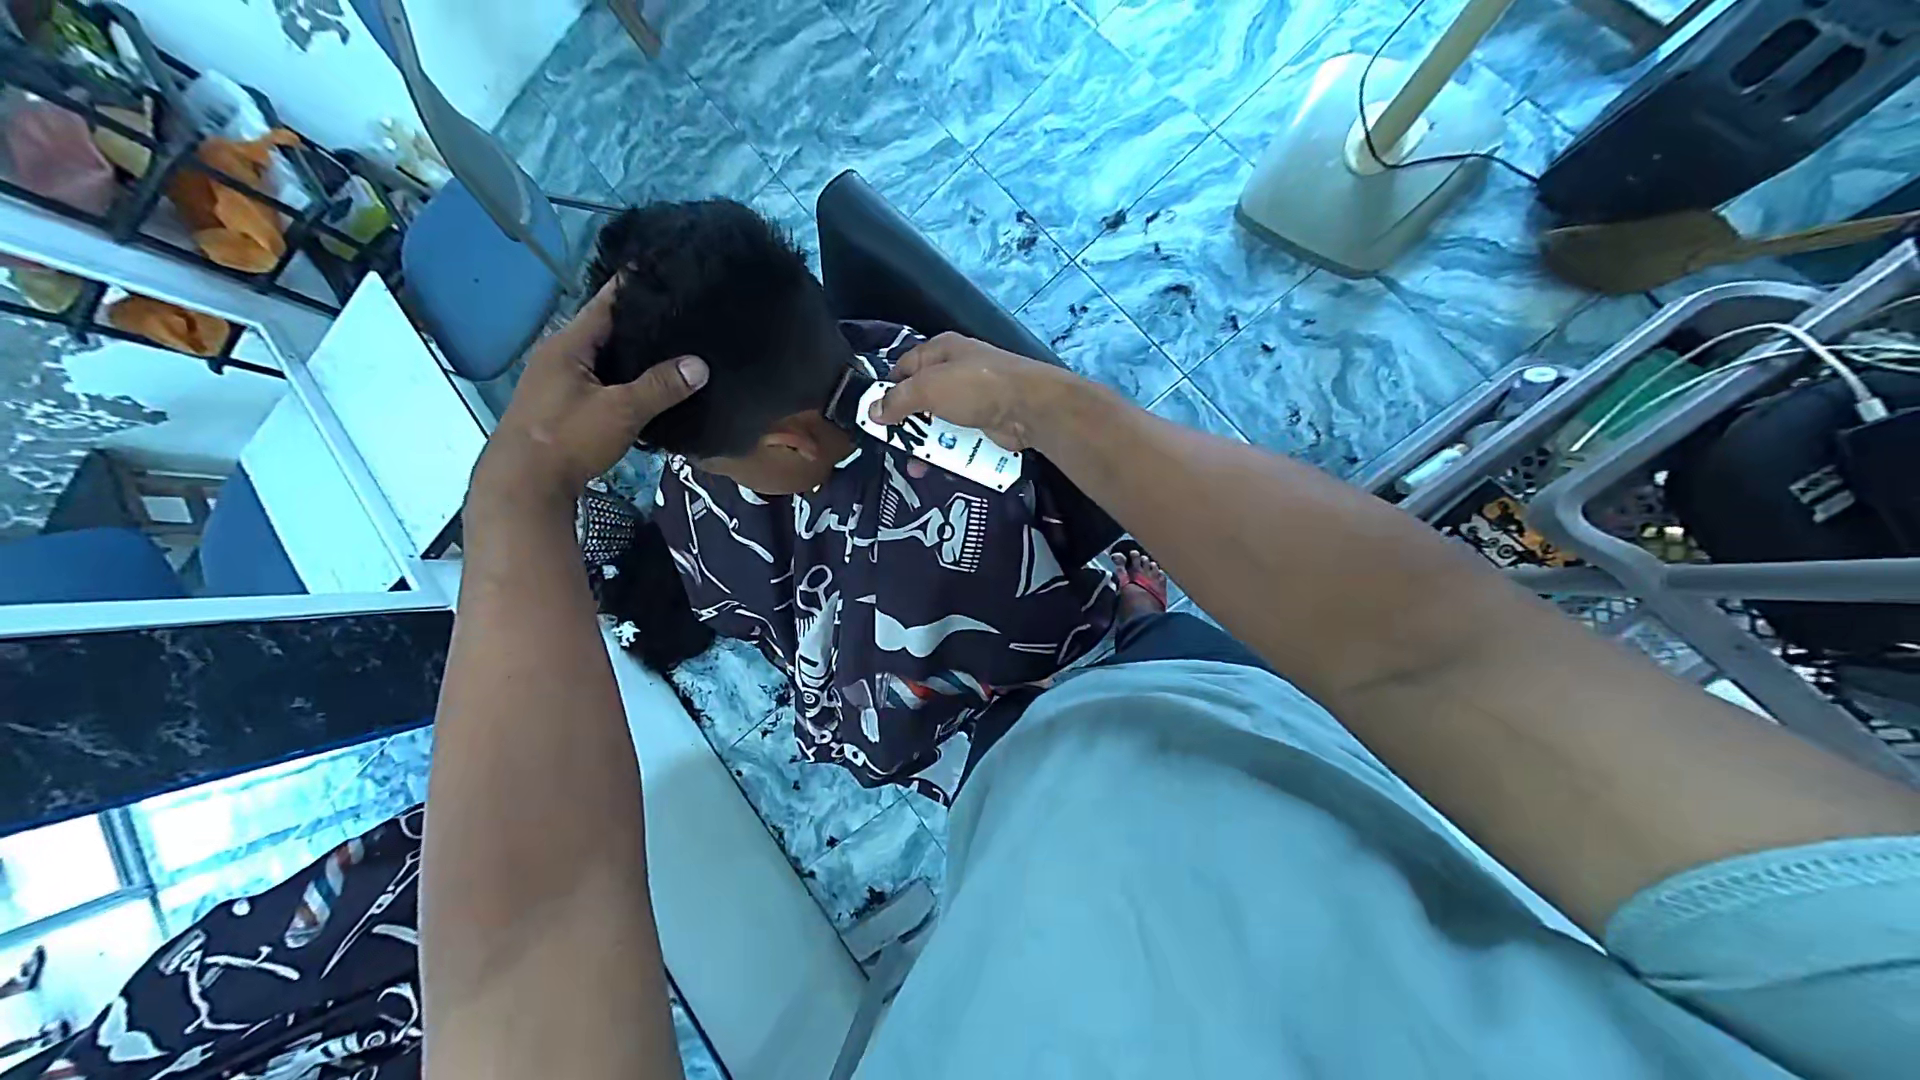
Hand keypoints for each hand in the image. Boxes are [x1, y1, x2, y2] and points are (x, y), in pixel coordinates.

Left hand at [470, 280, 706, 506]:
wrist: (525, 485)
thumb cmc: (568, 438)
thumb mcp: (621, 410)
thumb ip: (661, 386)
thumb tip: (700, 365)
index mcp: (568, 345)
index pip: (605, 303)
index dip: (636, 288)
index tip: (668, 276)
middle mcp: (560, 357)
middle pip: (606, 331)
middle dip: (643, 325)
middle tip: (684, 318)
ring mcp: (559, 383)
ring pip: (605, 359)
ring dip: (635, 357)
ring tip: (676, 352)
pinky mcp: (564, 408)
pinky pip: (602, 382)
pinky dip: (626, 380)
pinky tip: (651, 389)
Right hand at [871, 332, 1071, 450]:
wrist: (1029, 408)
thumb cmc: (974, 387)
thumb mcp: (928, 388)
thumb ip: (897, 400)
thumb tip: (872, 411)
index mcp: (941, 351)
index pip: (903, 367)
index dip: (887, 389)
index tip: (874, 415)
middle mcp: (957, 371)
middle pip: (921, 400)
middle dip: (907, 425)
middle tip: (893, 446)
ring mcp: (973, 399)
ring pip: (940, 424)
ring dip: (928, 446)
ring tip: (917, 467)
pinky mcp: (985, 423)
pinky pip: (960, 439)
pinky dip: (950, 453)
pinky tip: (941, 469)